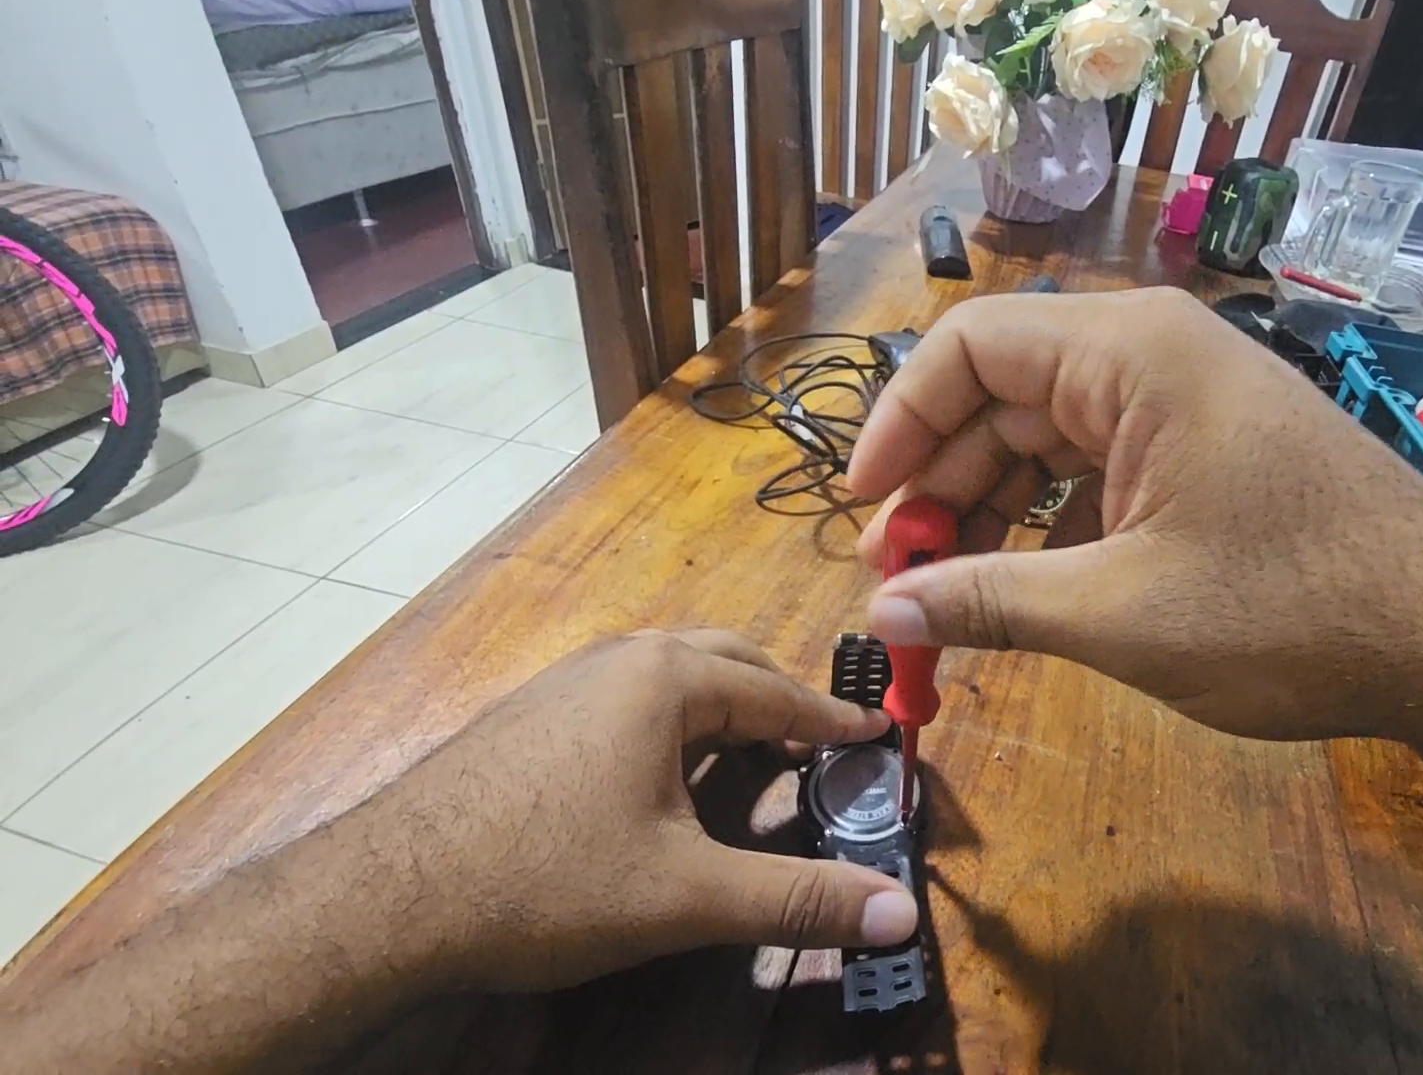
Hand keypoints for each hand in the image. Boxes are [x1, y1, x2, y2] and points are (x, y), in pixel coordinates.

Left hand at [382, 629, 918, 991]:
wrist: (370, 905)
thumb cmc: (544, 882)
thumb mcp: (685, 895)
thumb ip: (798, 901)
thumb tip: (901, 915)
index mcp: (667, 679)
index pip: (777, 693)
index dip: (832, 720)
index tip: (876, 732)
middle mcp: (624, 658)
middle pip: (731, 661)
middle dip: (781, 701)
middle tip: (815, 748)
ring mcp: (572, 677)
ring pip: (678, 672)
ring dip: (729, 705)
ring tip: (753, 754)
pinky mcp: (538, 707)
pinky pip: (634, 692)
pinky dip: (679, 716)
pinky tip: (668, 766)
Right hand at [847, 288, 1422, 740]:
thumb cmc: (1290, 613)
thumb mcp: (1120, 613)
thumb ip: (988, 602)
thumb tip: (880, 616)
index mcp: (1130, 353)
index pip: (970, 349)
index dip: (900, 423)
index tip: (862, 504)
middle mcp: (1149, 358)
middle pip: (1001, 399)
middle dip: (941, 484)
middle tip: (897, 572)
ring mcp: (1176, 407)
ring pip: (1042, 442)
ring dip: (988, 511)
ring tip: (945, 587)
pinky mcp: (1195, 455)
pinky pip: (1090, 474)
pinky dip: (1045, 527)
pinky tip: (1022, 585)